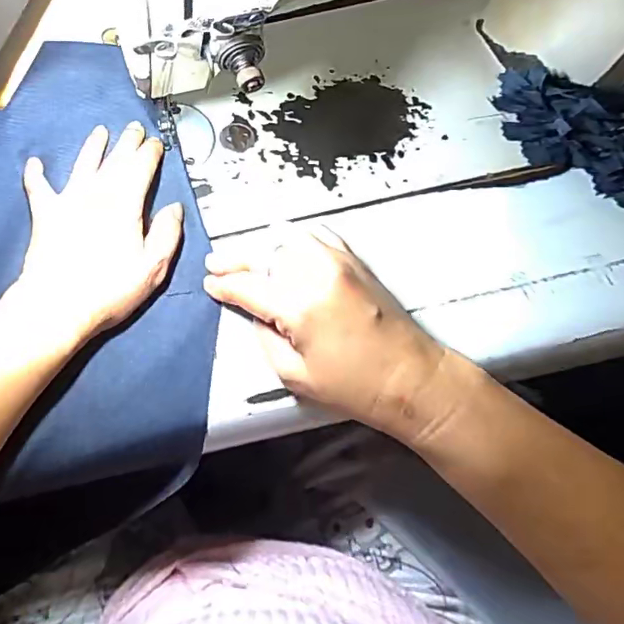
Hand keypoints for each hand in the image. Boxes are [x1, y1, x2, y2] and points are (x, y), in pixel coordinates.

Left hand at [6, 122, 184, 354]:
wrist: (57, 304)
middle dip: (127, 142)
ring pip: (82, 164)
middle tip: (134, 130)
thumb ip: (167, 233)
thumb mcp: (152, 267)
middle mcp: (96, 194)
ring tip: (99, 133)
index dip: (150, 152)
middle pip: (115, 160)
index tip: (156, 143)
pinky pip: (39, 188)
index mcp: (125, 203)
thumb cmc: (107, 290)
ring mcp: (68, 201)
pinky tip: (34, 163)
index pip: (141, 167)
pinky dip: (36, 175)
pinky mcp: (45, 215)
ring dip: (92, 147)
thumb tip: (173, 210)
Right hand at [202, 226, 475, 443]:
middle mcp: (316, 274)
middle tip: (217, 264)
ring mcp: (338, 262)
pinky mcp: (354, 260)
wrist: (413, 378)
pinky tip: (286, 249)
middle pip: (263, 255)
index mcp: (300, 306)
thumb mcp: (295, 375)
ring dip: (264, 248)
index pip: (248, 286)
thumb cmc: (356, 386)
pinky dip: (296, 240)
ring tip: (250, 260)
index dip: (224, 285)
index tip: (210, 283)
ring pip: (287, 239)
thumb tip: (254, 312)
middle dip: (236, 260)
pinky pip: (316, 236)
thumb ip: (265, 337)